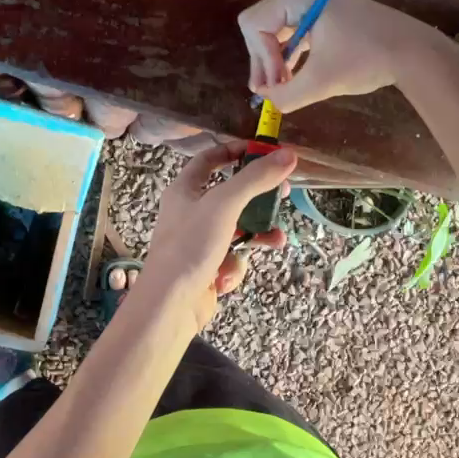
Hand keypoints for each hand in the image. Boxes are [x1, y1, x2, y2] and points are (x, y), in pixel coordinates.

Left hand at [138, 143, 295, 329]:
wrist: (170, 305)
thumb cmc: (190, 246)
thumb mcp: (225, 205)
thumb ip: (256, 179)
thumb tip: (288, 155)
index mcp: (184, 190)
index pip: (209, 159)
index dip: (235, 152)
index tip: (263, 152)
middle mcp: (190, 212)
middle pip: (231, 195)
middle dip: (258, 199)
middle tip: (282, 195)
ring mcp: (199, 241)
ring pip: (238, 229)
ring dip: (257, 236)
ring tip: (276, 241)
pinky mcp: (207, 266)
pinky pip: (231, 257)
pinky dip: (234, 266)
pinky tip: (226, 278)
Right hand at [239, 0, 458, 111]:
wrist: (411, 51)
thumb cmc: (366, 60)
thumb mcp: (320, 83)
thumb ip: (285, 96)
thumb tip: (266, 99)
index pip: (254, 26)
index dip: (260, 59)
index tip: (277, 84)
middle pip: (260, 27)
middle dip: (264, 61)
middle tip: (274, 91)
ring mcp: (312, 0)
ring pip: (274, 32)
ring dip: (275, 61)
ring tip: (282, 88)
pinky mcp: (323, 13)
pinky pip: (291, 33)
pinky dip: (289, 56)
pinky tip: (293, 78)